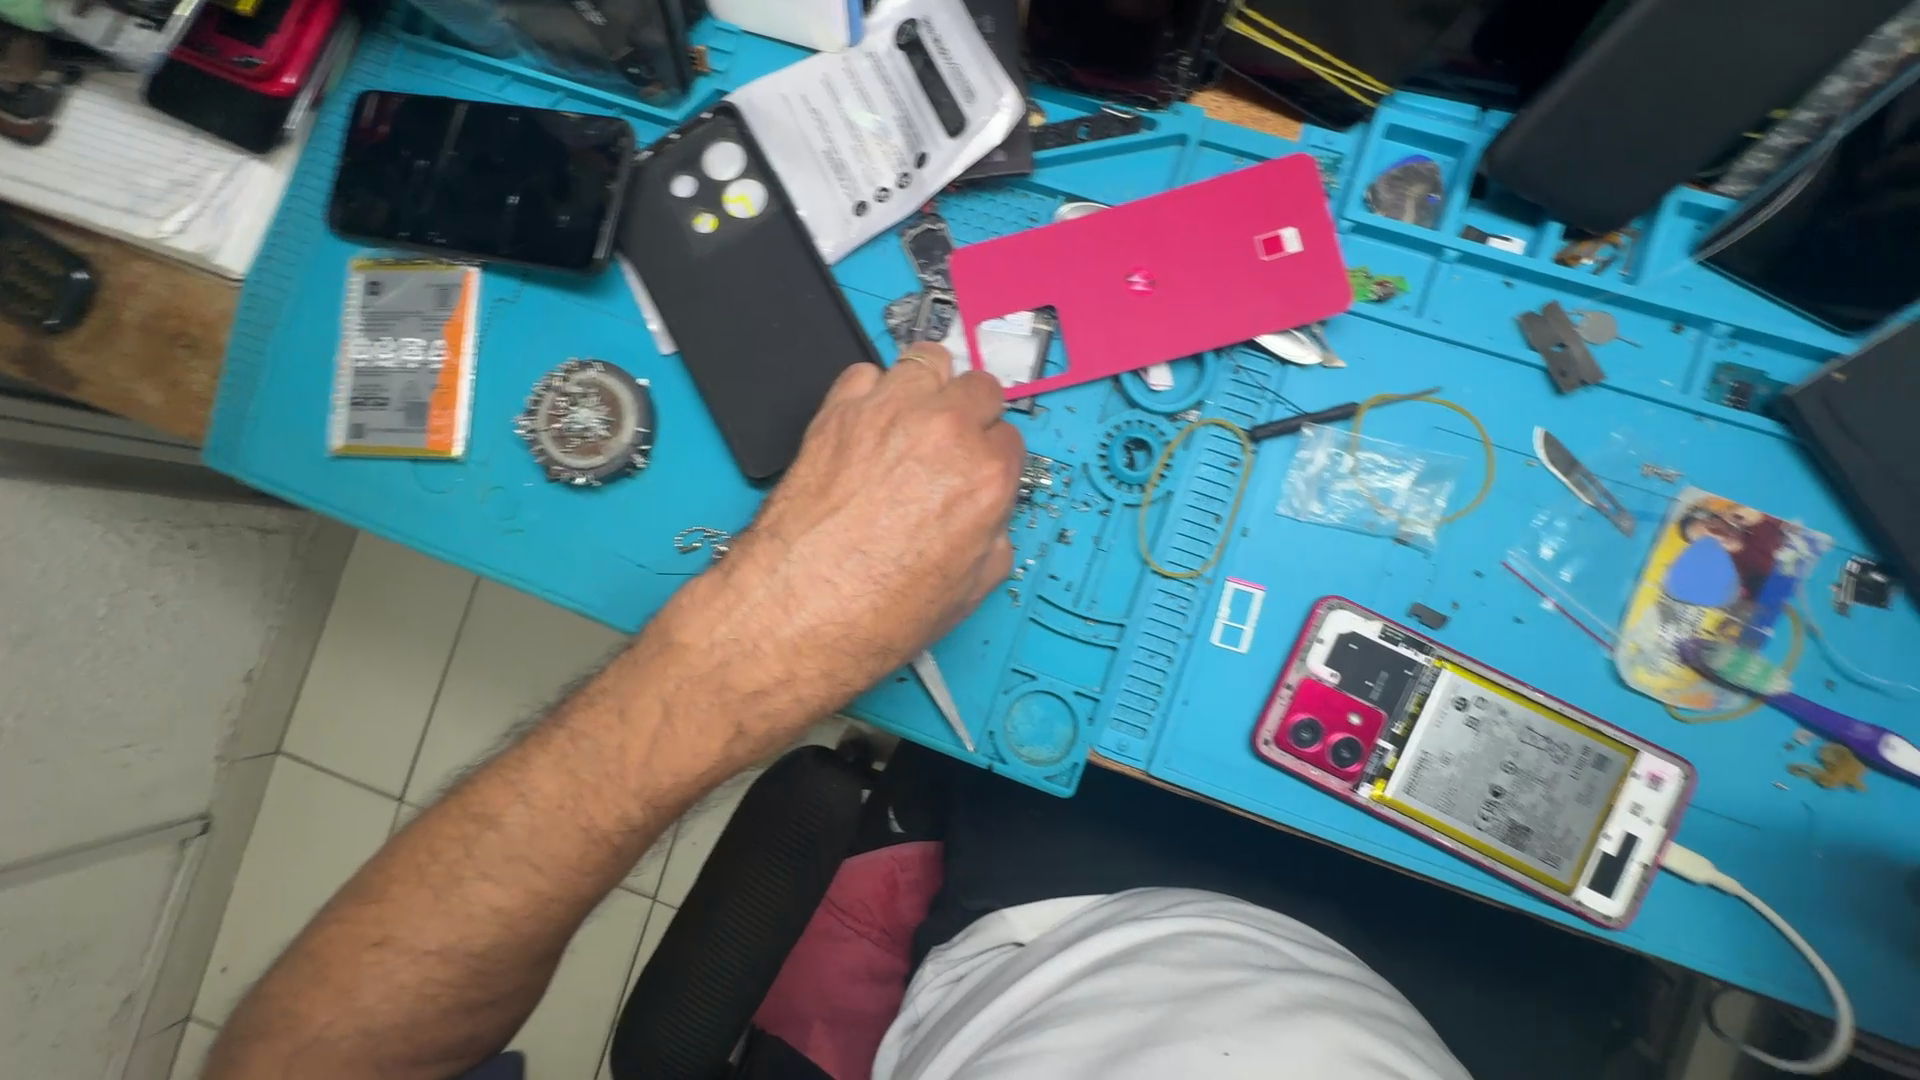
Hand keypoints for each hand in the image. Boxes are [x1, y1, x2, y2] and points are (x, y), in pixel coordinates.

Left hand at [680, 344, 1023, 724]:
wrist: (798, 609)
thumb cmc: (876, 612)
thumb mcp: (970, 591)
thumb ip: (994, 536)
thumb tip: (988, 517)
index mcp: (987, 477)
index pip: (1010, 437)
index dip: (992, 457)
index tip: (976, 469)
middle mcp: (945, 432)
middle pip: (979, 387)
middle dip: (971, 412)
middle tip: (951, 441)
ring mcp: (890, 413)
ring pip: (928, 362)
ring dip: (928, 387)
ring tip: (912, 420)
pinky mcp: (838, 411)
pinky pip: (866, 373)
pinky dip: (871, 392)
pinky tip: (866, 426)